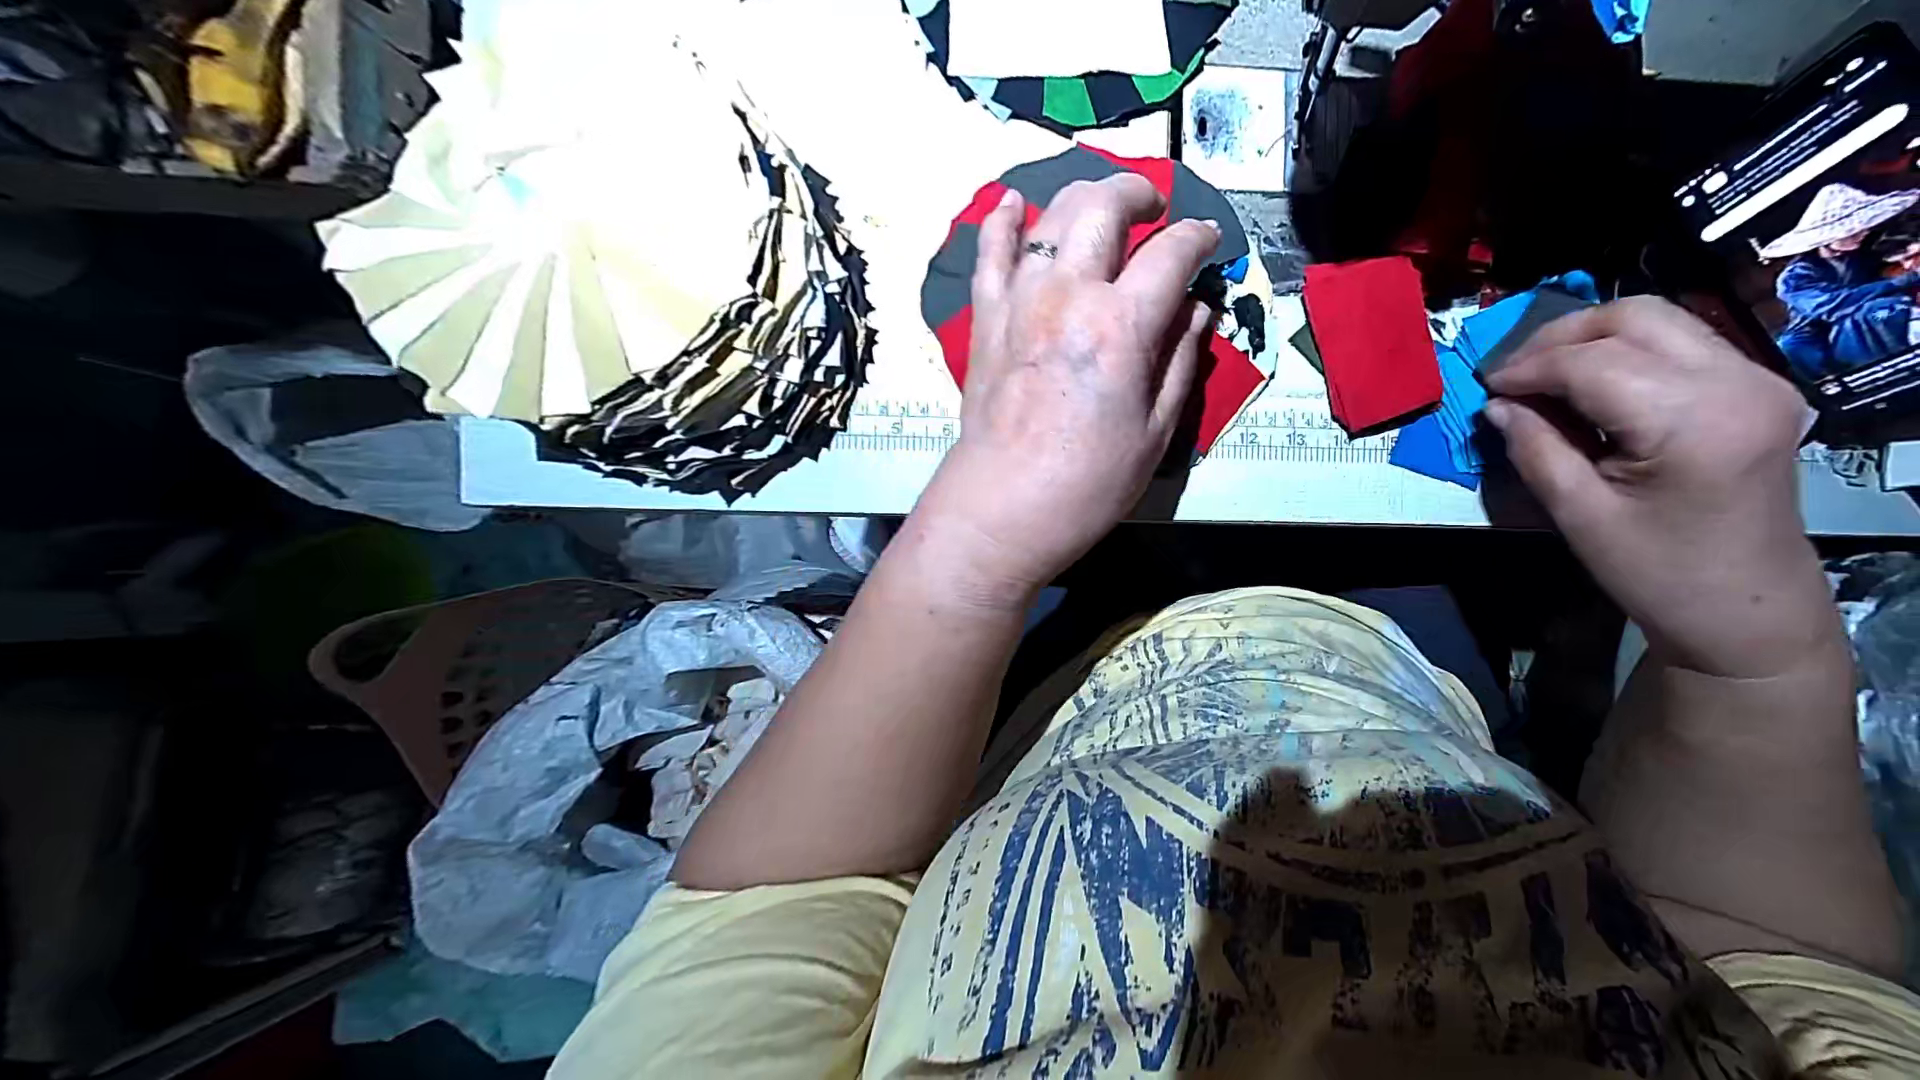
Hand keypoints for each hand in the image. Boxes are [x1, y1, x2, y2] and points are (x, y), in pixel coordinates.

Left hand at [907, 174, 1221, 609]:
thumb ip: (1179, 359)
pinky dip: (1002, 223)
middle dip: (1139, 193)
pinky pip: (989, 255)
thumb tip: (1197, 306)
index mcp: (1121, 325)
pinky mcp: (985, 320)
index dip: (1198, 237)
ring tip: (1102, 211)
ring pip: (1051, 218)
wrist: (1003, 506)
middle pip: (1104, 207)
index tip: (1207, 242)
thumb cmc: (1088, 482)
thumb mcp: (1155, 430)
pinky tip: (1014, 204)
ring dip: (1083, 199)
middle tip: (1155, 210)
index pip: (1171, 251)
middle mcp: (1068, 295)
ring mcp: (1019, 302)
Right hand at [1484, 296, 1835, 678]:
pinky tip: (1581, 387)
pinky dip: (1616, 353)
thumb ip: (1534, 447)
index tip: (1483, 388)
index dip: (1527, 368)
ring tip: (1537, 378)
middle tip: (1508, 375)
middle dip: (1557, 338)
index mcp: (1694, 419)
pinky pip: (1674, 343)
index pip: (1593, 362)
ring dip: (1586, 340)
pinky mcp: (1751, 388)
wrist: (1744, 604)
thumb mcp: (1576, 512)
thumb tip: (1496, 405)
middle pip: (1634, 317)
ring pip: (1657, 320)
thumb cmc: (1654, 568)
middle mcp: (1738, 382)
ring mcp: (1755, 380)